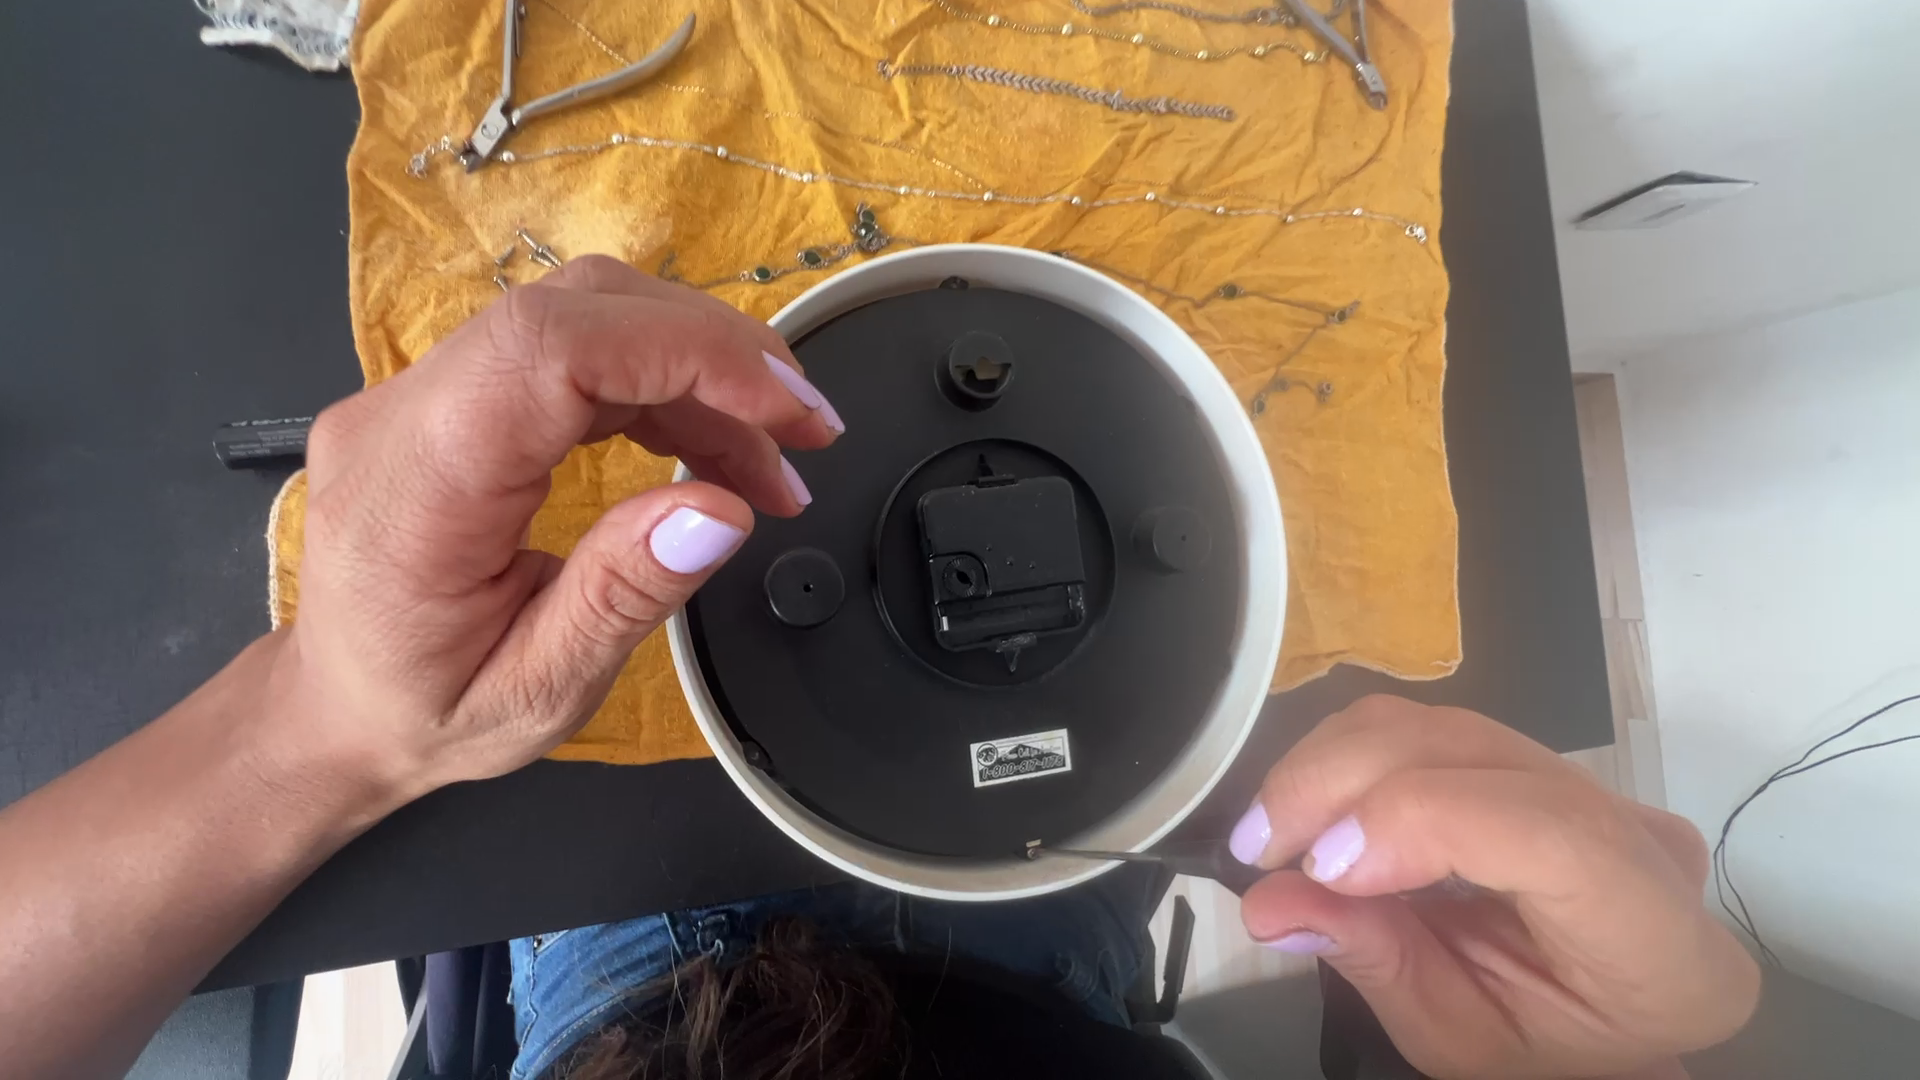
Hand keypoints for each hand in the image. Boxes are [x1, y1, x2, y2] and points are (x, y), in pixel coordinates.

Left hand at [274, 256, 841, 795]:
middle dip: (721, 355)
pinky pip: (593, 363)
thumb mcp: (541, 687)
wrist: (339, 708)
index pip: (555, 349)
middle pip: (587, 311)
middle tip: (808, 429)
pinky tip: (723, 455)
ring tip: (775, 463)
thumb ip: (625, 594)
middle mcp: (415, 408)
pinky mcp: (476, 401)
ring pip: (600, 324)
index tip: (788, 410)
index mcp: (418, 482)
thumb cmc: (428, 712)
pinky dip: (678, 396)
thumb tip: (724, 508)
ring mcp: (441, 393)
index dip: (691, 353)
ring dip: (710, 379)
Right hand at [1232, 695, 1757, 1078]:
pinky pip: (1407, 723)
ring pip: (1422, 722)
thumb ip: (1371, 962)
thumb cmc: (1529, 1044)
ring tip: (1270, 829)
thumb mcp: (1452, 1036)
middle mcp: (1627, 834)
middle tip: (1258, 845)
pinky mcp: (1509, 754)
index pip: (1551, 833)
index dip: (1418, 822)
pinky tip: (1305, 806)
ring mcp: (1568, 777)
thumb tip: (1265, 904)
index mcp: (1657, 940)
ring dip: (1322, 764)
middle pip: (1466, 751)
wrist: (1573, 1012)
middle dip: (1336, 784)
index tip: (1320, 866)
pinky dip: (1335, 755)